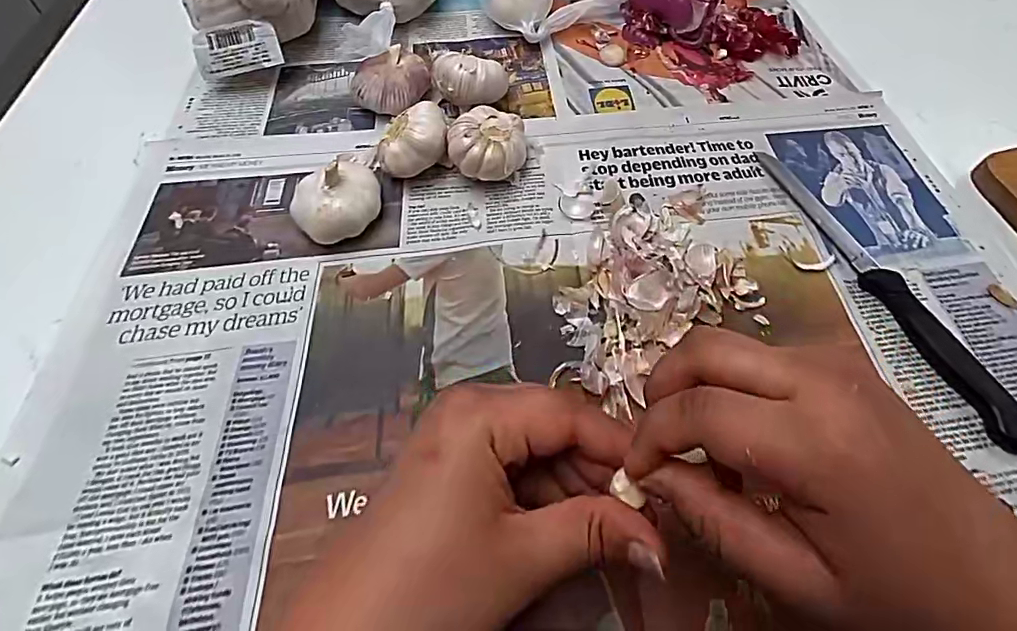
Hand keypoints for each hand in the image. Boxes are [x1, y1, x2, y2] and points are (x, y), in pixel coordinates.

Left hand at [279, 384, 666, 630]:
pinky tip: (568, 526)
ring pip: (533, 443)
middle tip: (640, 515)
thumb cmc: (431, 581)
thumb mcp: (521, 556)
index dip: (619, 445)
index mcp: (478, 412)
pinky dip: (541, 490)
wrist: (355, 619)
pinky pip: (509, 459)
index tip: (661, 481)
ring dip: (572, 483)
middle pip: (550, 422)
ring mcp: (455, 430)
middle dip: (596, 468)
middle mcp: (466, 406)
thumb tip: (654, 536)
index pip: (567, 410)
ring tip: (610, 529)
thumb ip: (593, 532)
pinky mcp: (451, 458)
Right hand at [624, 328, 1016, 630]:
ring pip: (725, 342)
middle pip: (703, 348)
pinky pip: (758, 352)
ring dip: (693, 381)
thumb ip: (712, 520)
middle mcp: (823, 381)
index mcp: (818, 441)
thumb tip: (651, 474)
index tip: (636, 468)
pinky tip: (741, 432)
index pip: (697, 410)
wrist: (1008, 590)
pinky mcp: (842, 362)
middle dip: (660, 385)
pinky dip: (728, 380)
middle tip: (655, 436)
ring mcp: (835, 362)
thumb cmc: (906, 599)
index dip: (651, 436)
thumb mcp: (800, 581)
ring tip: (700, 441)